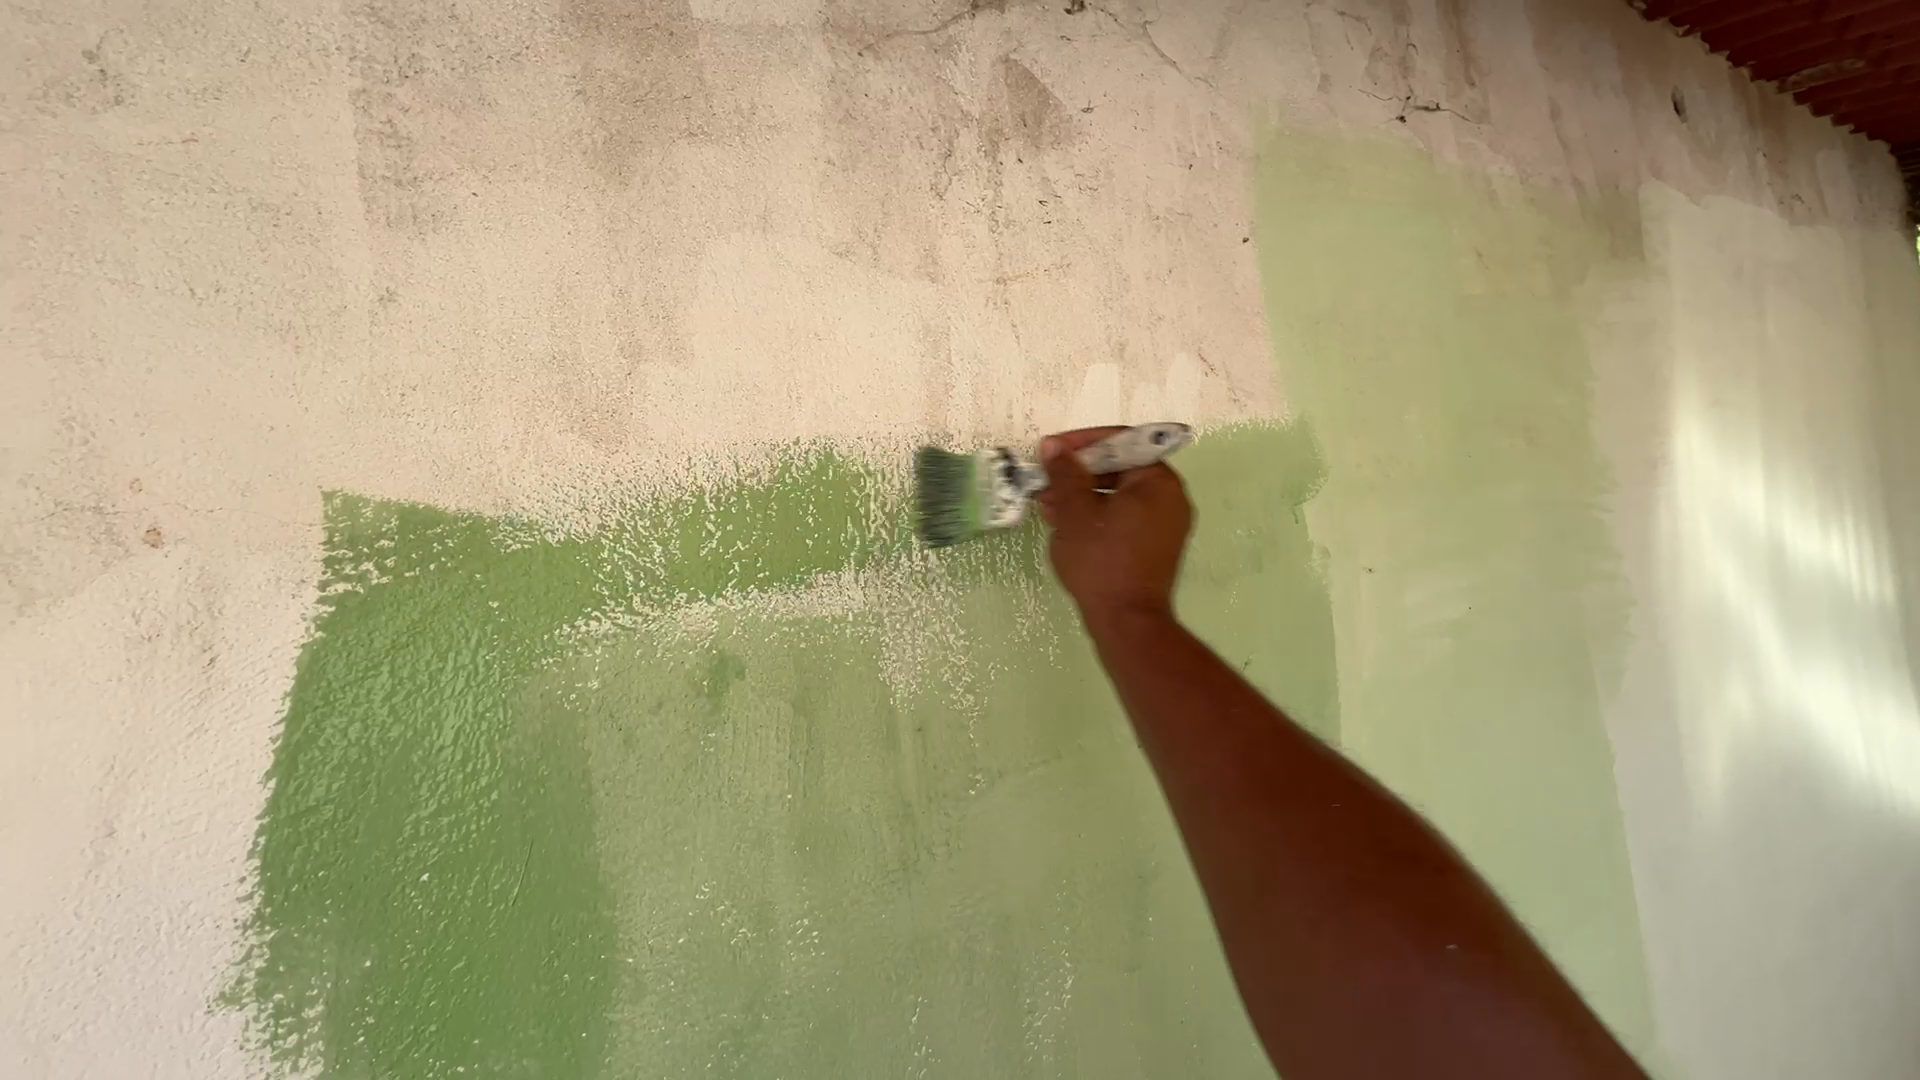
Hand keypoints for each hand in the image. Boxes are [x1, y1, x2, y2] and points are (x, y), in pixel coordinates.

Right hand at [1035, 427, 1193, 628]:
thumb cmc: (1102, 561)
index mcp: (1158, 481)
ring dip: (1082, 496)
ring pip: (1118, 496)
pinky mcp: (1153, 548)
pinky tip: (1065, 526)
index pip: (1120, 442)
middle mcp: (1170, 498)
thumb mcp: (1075, 512)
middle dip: (1077, 473)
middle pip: (1119, 469)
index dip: (1081, 443)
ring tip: (1047, 506)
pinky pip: (1123, 519)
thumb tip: (1054, 448)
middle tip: (1045, 481)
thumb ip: (1065, 474)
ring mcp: (1164, 526)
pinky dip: (1095, 517)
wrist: (1127, 623)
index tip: (1049, 451)